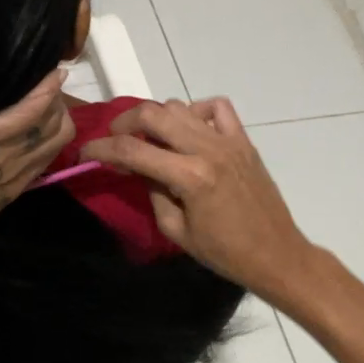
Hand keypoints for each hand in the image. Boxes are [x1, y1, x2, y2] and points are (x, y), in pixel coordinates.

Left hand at [0, 70, 75, 263]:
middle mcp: (11, 178)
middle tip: (36, 87)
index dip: (48, 130)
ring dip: (51, 100)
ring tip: (37, 75)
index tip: (41, 108)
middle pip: (56, 140)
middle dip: (56, 110)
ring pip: (51, 128)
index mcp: (2, 195)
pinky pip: (24, 115)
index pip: (44, 159)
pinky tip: (47, 75)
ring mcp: (1, 160)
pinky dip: (41, 94)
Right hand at [80, 98, 323, 301]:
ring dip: (156, 117)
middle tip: (114, 139)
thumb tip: (135, 167)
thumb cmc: (224, 252)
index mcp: (190, 177)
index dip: (101, 148)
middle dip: (124, 123)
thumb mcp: (175, 229)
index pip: (132, 150)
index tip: (86, 153)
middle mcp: (208, 150)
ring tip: (148, 138)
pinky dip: (195, 111)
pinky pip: (215, 108)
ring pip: (180, 106)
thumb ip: (151, 191)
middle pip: (153, 114)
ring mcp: (229, 141)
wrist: (277, 255)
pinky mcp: (243, 141)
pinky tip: (188, 129)